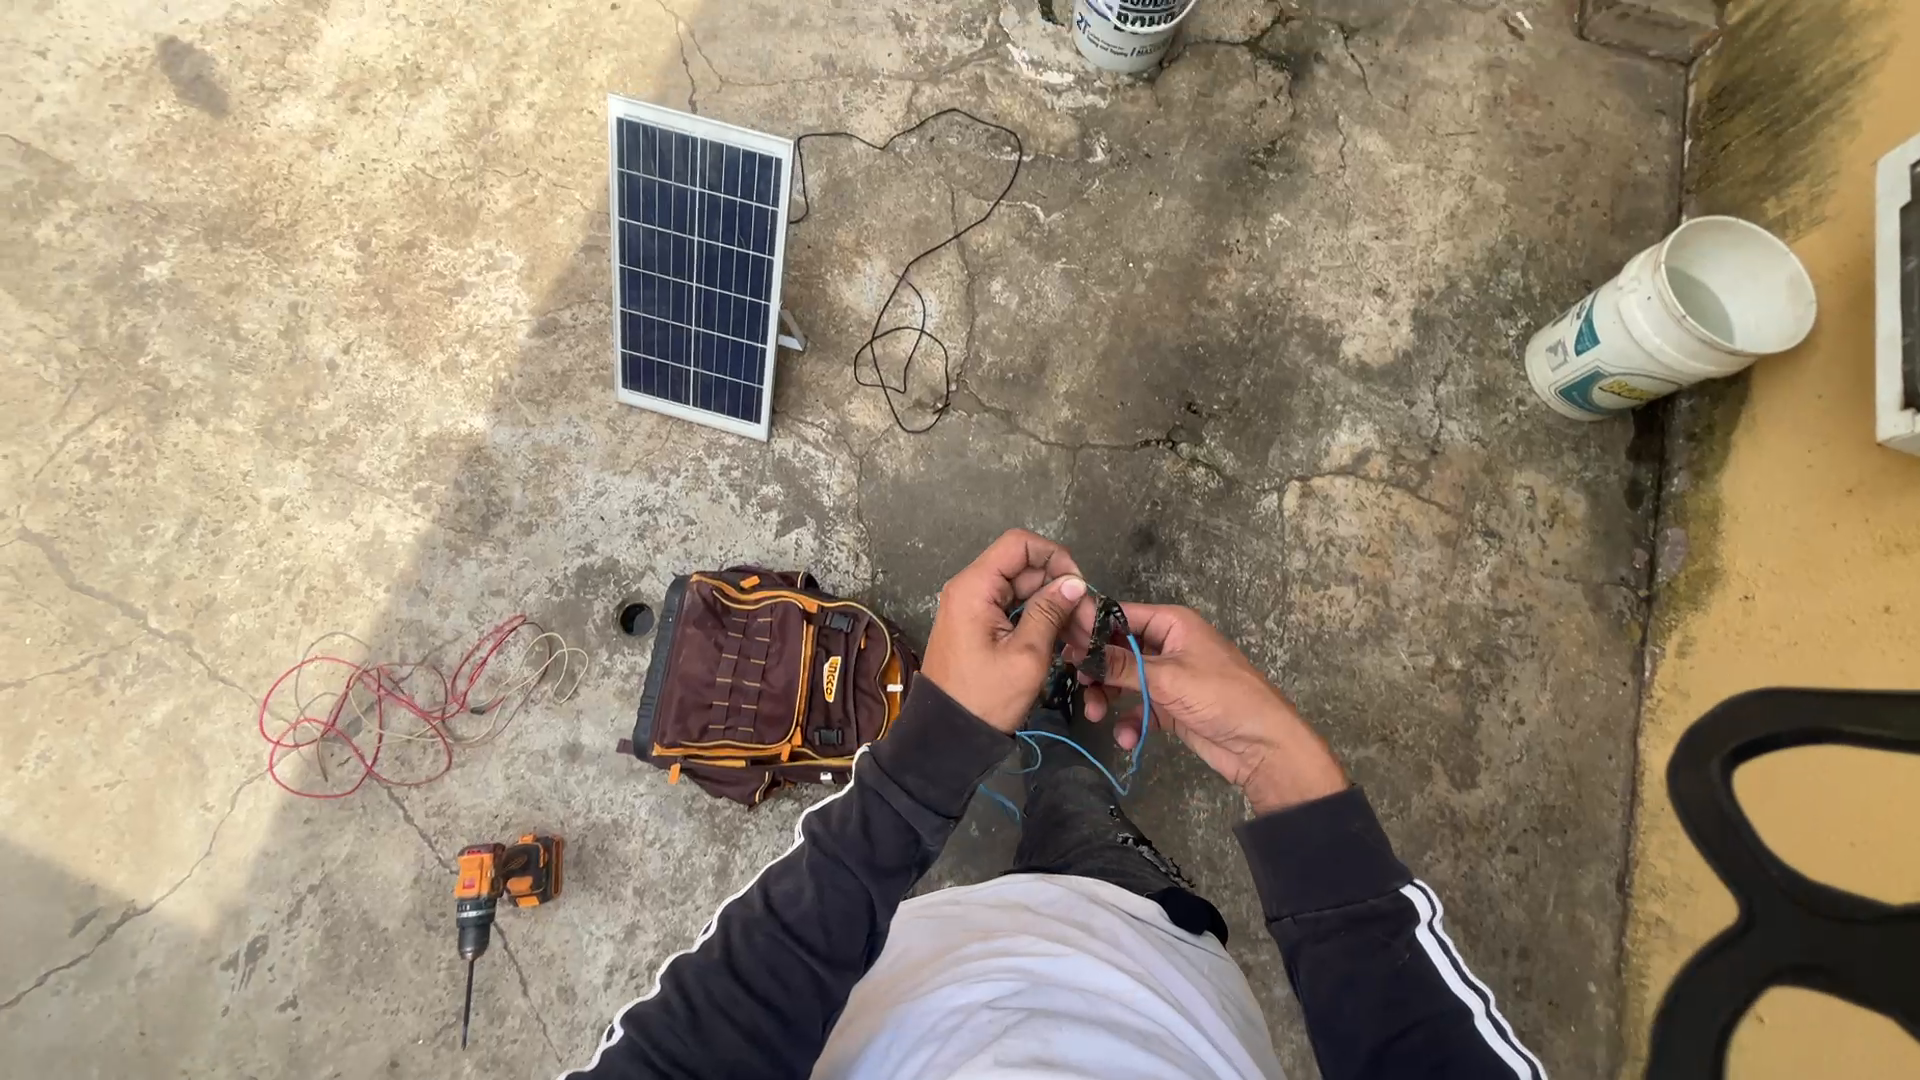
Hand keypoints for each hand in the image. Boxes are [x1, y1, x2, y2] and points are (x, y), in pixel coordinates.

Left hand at [921, 529, 1091, 733]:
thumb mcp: (1026, 655)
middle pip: (1024, 568)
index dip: (1054, 557)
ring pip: (1023, 590)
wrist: (947, 735)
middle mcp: (970, 588)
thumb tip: (1074, 582)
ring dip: (1053, 607)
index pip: (1019, 544)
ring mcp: (973, 606)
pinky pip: (1014, 609)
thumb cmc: (985, 698)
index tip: (1078, 587)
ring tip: (1079, 638)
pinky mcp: (979, 625)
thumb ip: (1050, 612)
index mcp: (974, 587)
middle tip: (1087, 624)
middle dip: (1060, 589)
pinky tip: (1062, 642)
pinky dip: (1039, 620)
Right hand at [1084, 603, 1347, 814]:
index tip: (1061, 642)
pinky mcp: (1171, 707)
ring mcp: (1169, 677)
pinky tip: (1128, 737)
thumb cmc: (1221, 696)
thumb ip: (1120, 664)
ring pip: (1124, 680)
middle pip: (1118, 649)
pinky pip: (1139, 708)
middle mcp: (1168, 645)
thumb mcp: (1167, 677)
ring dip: (1108, 697)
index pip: (1120, 615)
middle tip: (1076, 682)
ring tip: (1096, 715)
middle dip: (1097, 668)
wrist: (1263, 747)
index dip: (1090, 627)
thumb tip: (1077, 647)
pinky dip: (1131, 722)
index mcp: (1172, 623)